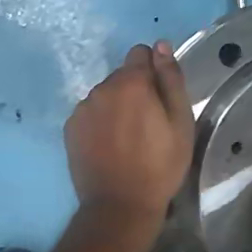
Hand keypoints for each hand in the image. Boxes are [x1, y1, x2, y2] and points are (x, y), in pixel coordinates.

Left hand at [64, 43, 193, 233]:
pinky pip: (90, 112)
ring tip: (129, 137)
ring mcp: (83, 108)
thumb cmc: (160, 164)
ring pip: (106, 94)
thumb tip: (161, 45)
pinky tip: (110, 145)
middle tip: (150, 122)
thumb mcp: (180, 121)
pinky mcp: (70, 128)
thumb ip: (171, 79)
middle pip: (123, 75)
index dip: (154, 70)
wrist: (119, 205)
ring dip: (117, 105)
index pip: (141, 53)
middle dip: (136, 89)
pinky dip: (101, 121)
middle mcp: (102, 87)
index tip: (162, 97)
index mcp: (132, 82)